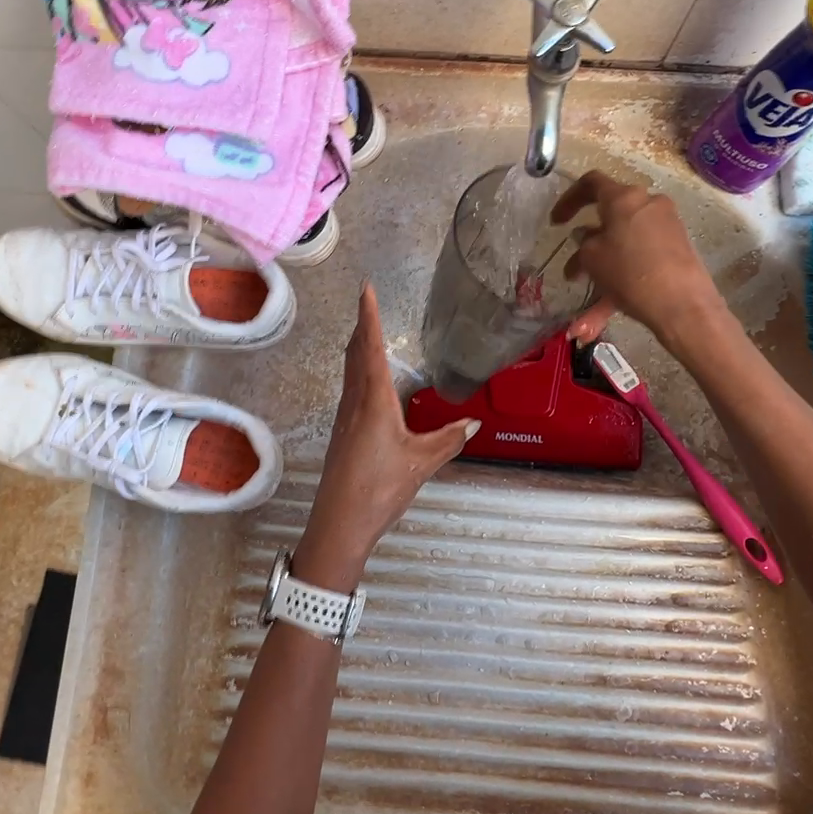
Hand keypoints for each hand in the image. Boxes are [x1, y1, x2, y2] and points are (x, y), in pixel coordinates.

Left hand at [296, 283, 476, 591]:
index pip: (370, 348)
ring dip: (357, 348)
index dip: (369, 317)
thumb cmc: (380, 488)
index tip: (366, 290)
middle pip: (355, 354)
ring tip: (367, 332)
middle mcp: (355, 402)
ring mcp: (345, 418)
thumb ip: (448, 440)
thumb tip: (473, 422)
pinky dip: (357, 371)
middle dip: (362, 327)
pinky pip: (350, 389)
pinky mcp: (342, 433)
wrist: (339, 523)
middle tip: (368, 303)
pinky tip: (366, 381)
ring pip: (350, 371)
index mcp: (374, 401)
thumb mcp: (422, 463)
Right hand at [551, 171, 727, 344]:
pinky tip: (602, 317)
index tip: (557, 222)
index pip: (591, 183)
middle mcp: (648, 204)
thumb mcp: (592, 258)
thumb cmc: (629, 273)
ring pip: (623, 246)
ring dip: (603, 274)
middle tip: (575, 267)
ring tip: (586, 312)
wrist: (684, 305)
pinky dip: (620, 284)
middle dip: (589, 245)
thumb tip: (586, 236)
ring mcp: (666, 226)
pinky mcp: (677, 249)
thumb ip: (583, 243)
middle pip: (610, 218)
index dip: (569, 199)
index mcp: (623, 198)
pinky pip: (639, 261)